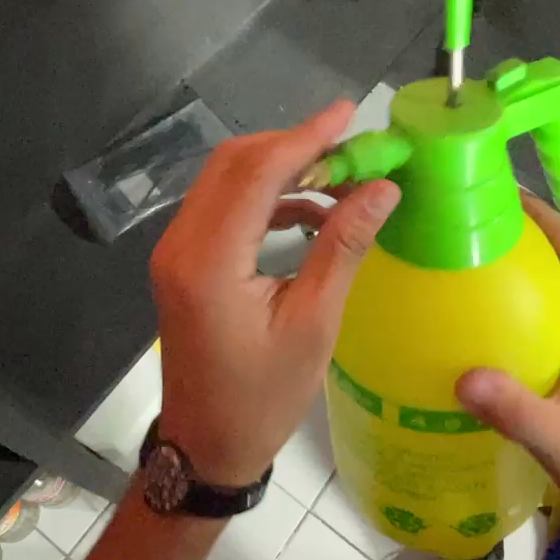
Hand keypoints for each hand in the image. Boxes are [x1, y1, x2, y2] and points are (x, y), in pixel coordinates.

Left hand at [149, 101, 399, 486]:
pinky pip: (224, 206)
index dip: (306, 136)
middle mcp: (182, 243)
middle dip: (295, 144)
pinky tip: (310, 210)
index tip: (349, 113)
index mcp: (211, 261)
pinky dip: (267, 196)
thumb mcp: (315, 323)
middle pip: (235, 164)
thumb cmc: (263, 397)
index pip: (258, 173)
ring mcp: (177, 250)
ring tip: (340, 174)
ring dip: (281, 167)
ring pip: (227, 179)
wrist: (205, 446)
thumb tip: (382, 189)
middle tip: (351, 143)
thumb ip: (343, 247)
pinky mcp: (184, 260)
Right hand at [455, 194, 559, 529]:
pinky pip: (555, 314)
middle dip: (533, 234)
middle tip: (479, 222)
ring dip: (531, 265)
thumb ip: (514, 409)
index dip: (549, 219)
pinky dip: (527, 300)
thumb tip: (461, 375)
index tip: (509, 197)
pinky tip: (491, 318)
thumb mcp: (559, 439)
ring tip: (479, 257)